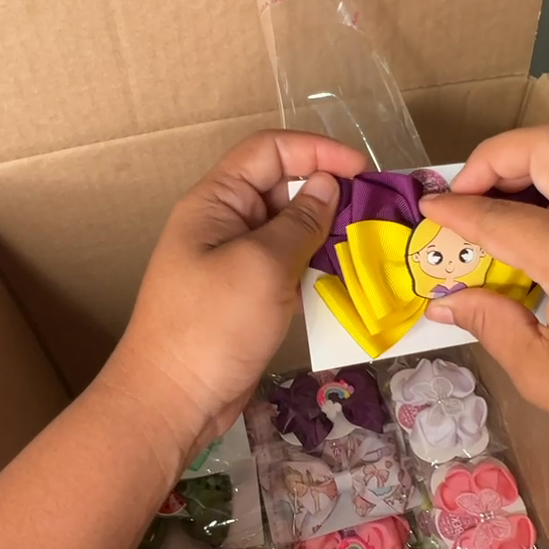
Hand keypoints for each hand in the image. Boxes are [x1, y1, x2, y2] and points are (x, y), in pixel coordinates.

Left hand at [104, 130, 368, 468]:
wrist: (174, 399)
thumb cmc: (212, 325)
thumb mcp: (262, 265)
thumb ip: (299, 222)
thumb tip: (327, 185)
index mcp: (217, 201)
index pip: (269, 150)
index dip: (316, 149)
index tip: (362, 168)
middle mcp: (225, 222)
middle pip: (282, 186)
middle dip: (328, 191)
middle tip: (374, 212)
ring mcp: (236, 259)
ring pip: (289, 228)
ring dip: (326, 231)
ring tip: (369, 244)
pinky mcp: (248, 293)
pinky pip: (288, 264)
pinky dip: (316, 264)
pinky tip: (346, 277)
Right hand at [419, 125, 548, 471]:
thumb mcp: (542, 372)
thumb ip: (489, 322)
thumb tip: (443, 300)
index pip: (500, 217)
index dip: (455, 211)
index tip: (428, 208)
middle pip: (548, 145)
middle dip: (494, 156)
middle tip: (470, 191)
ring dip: (542, 153)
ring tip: (514, 189)